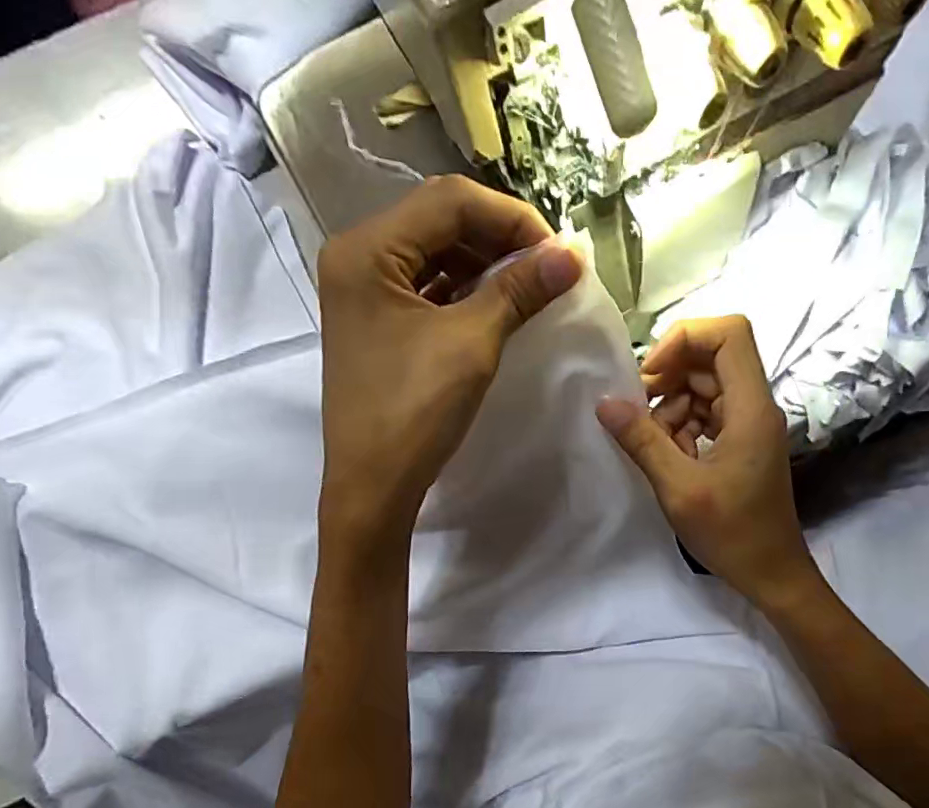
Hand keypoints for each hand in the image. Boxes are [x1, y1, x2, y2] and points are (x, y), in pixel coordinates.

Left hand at [317, 175, 582, 544]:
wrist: (374, 484)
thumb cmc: (414, 411)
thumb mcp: (472, 343)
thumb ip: (519, 290)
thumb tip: (571, 255)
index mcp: (367, 249)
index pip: (450, 202)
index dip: (512, 219)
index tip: (558, 253)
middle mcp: (357, 257)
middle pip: (439, 220)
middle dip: (500, 238)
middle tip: (549, 269)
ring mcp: (363, 290)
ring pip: (434, 252)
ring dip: (485, 264)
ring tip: (530, 287)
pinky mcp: (376, 320)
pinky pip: (426, 286)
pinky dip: (465, 290)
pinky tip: (498, 305)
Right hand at [596, 316, 820, 606]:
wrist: (771, 573)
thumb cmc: (732, 534)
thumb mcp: (679, 488)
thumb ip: (642, 441)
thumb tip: (605, 404)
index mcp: (751, 408)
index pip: (729, 334)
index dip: (685, 338)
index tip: (652, 374)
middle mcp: (756, 406)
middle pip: (712, 359)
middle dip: (670, 376)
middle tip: (638, 409)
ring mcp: (750, 424)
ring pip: (706, 387)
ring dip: (672, 406)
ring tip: (653, 442)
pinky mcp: (742, 443)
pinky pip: (708, 414)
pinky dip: (683, 426)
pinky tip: (668, 455)